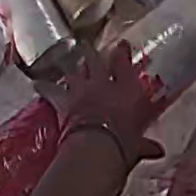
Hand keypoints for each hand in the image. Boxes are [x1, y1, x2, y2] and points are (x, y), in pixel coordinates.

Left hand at [37, 42, 162, 173]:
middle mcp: (102, 83)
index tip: (121, 44)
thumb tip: (159, 151)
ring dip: (71, 65)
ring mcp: (81, 89)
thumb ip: (145, 145)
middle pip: (95, 61)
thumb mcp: (138, 146)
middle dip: (91, 53)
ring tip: (67, 58)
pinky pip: (51, 90)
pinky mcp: (63, 100)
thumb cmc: (123, 144)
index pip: (124, 65)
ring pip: (74, 70)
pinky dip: (44, 87)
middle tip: (87, 46)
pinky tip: (36, 83)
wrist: (96, 145)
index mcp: (125, 90)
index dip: (122, 52)